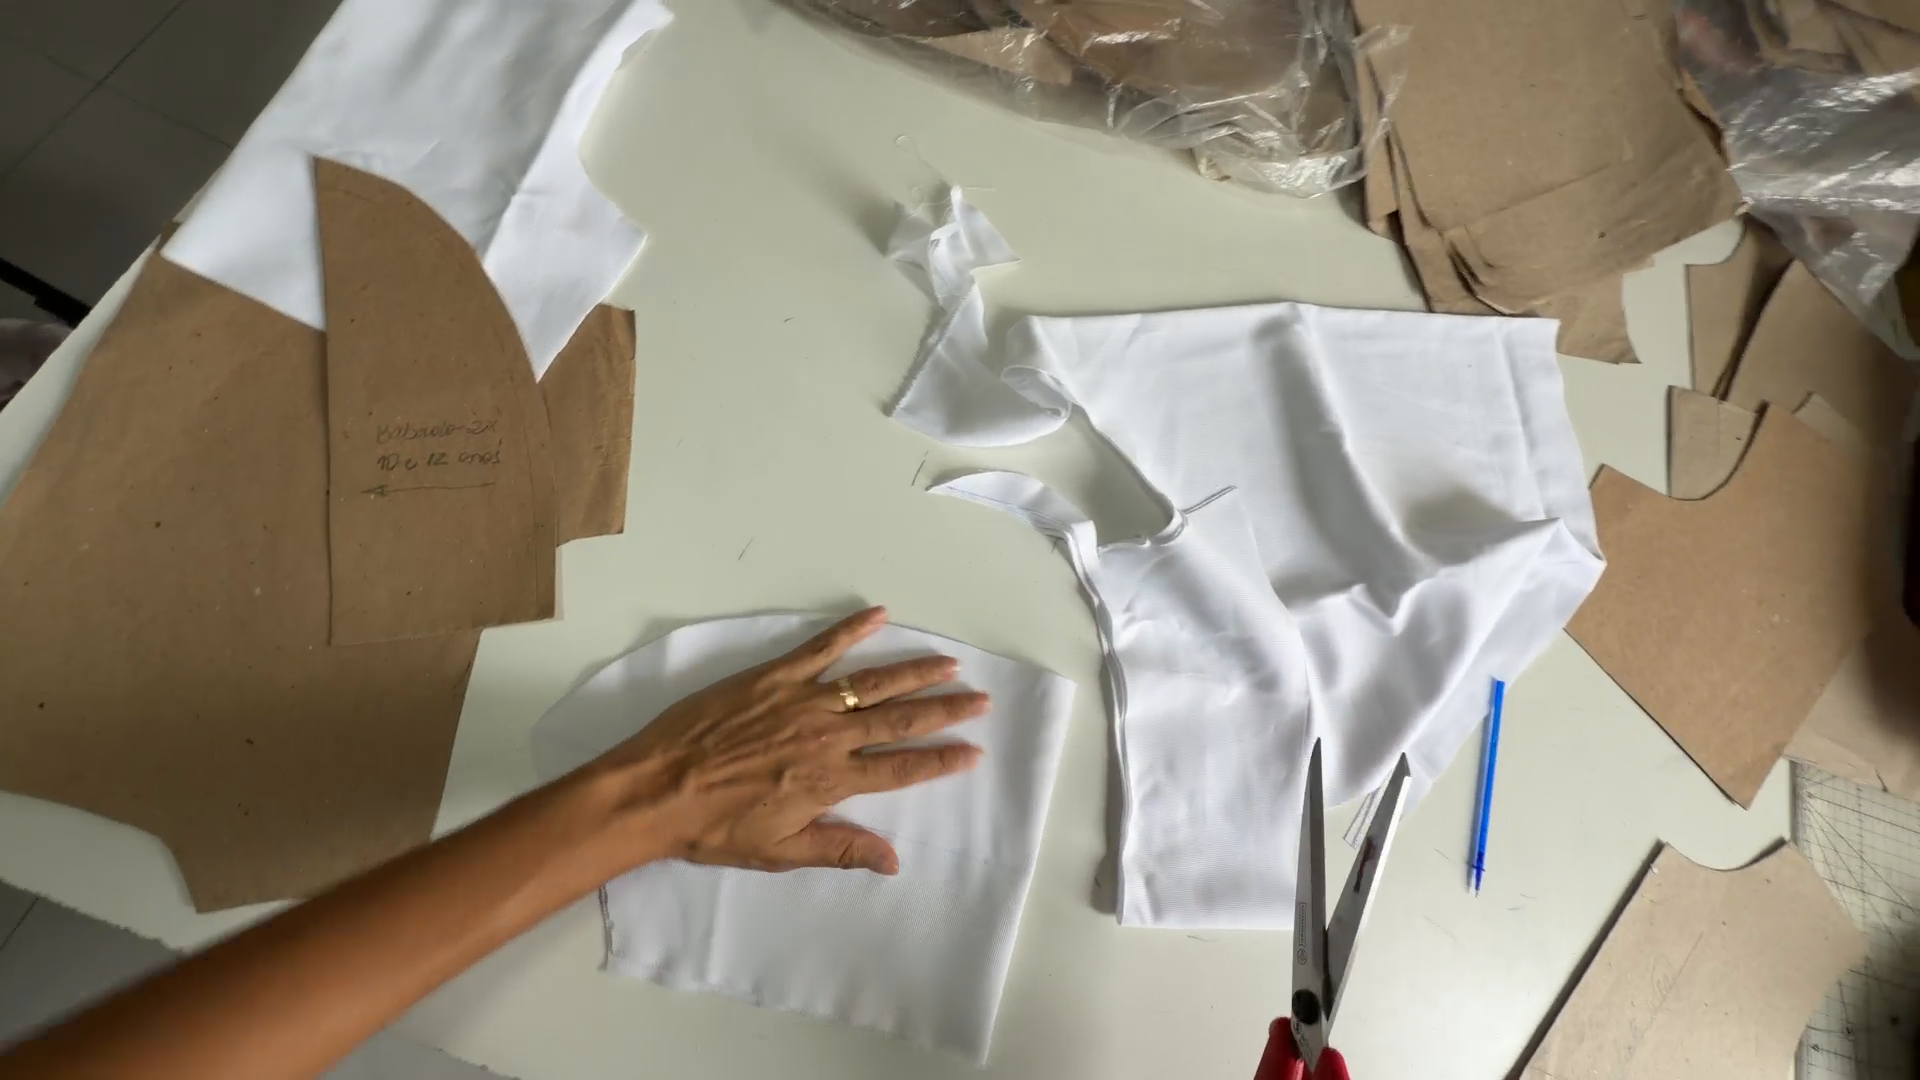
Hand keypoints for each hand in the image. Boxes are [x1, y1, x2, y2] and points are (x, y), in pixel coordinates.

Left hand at [580, 607, 986, 875]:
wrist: (655, 788)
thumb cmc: (716, 827)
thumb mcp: (779, 853)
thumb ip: (840, 850)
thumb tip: (894, 860)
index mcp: (831, 780)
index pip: (901, 768)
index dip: (941, 760)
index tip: (973, 750)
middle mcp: (828, 736)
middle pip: (899, 719)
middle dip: (945, 710)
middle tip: (979, 698)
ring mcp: (803, 700)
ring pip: (872, 682)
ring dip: (914, 672)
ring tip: (949, 664)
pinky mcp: (776, 675)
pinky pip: (822, 647)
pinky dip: (852, 629)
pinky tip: (879, 615)